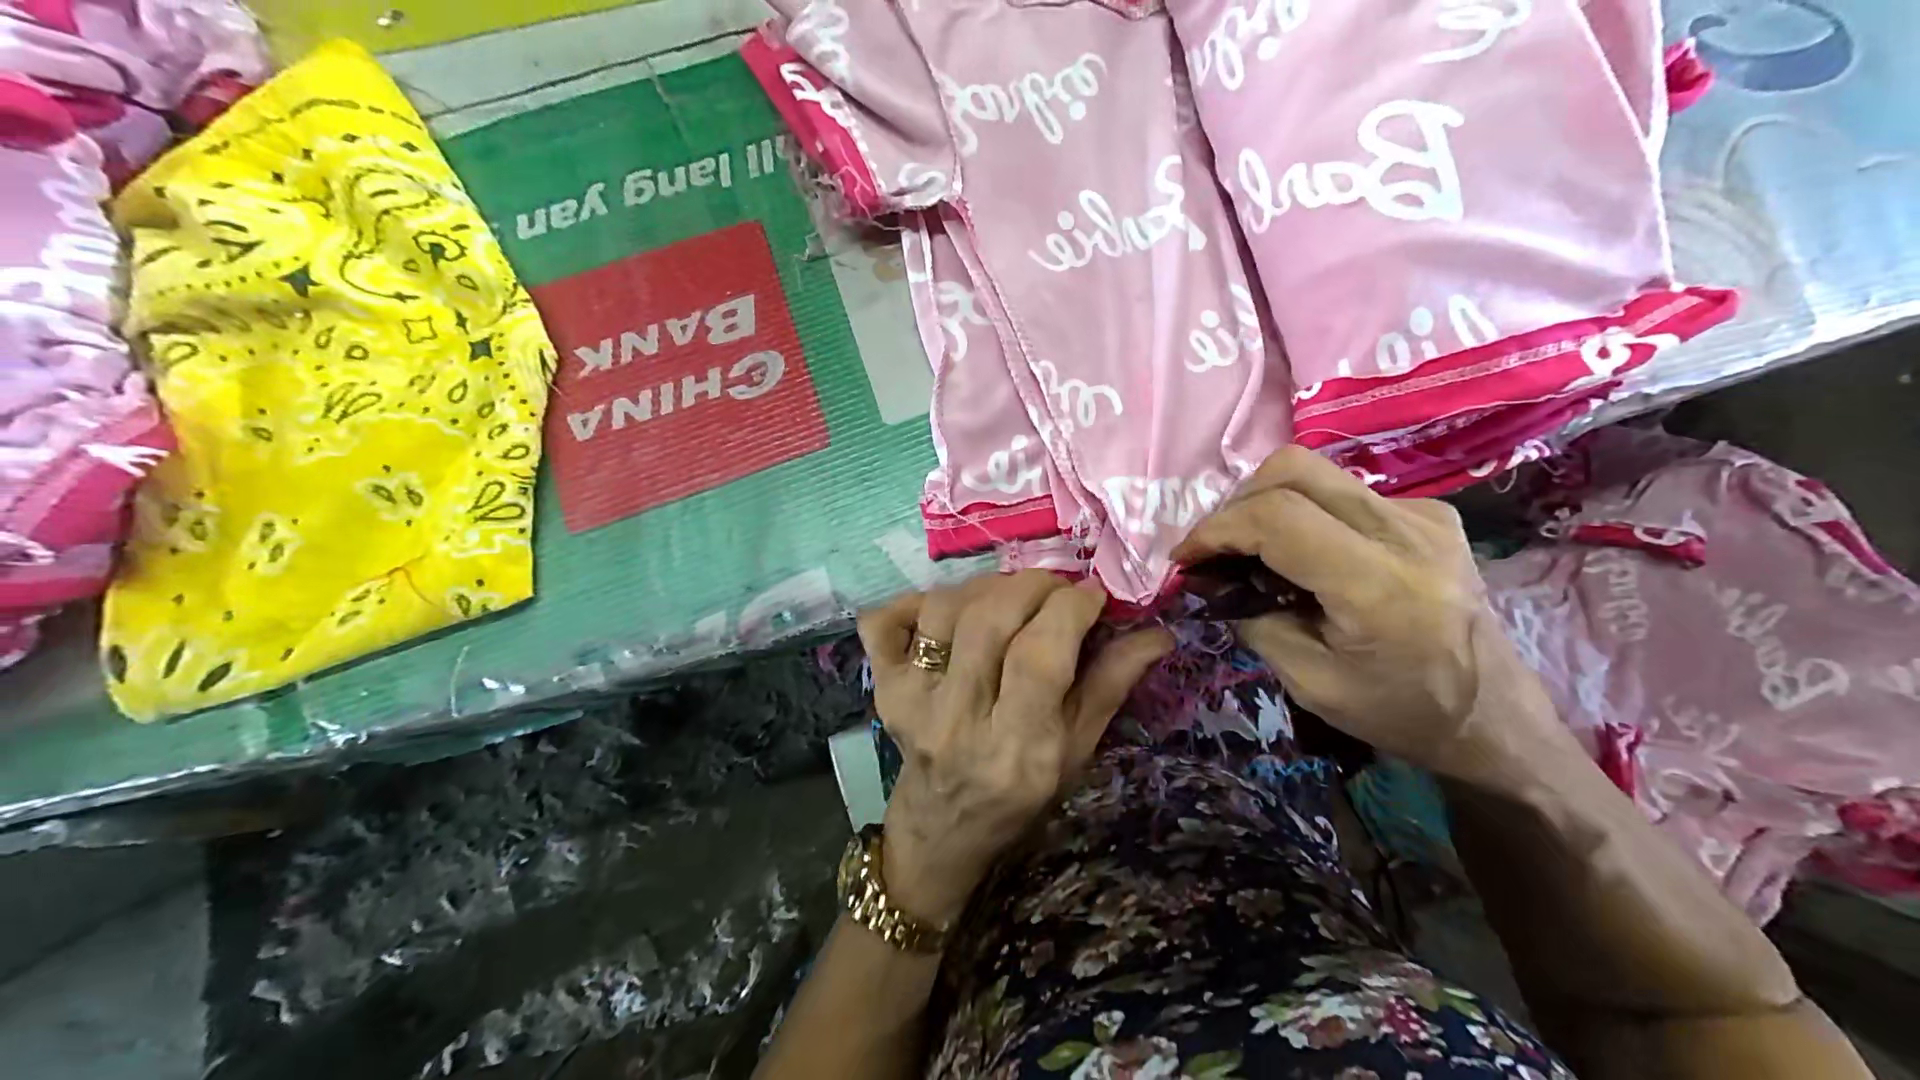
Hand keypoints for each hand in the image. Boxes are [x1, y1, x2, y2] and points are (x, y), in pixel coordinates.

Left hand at [857, 571, 1173, 926]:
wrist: (943, 829)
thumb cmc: (1021, 797)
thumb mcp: (1076, 753)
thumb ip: (1111, 686)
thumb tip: (1156, 631)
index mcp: (1016, 747)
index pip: (1040, 656)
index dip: (1071, 608)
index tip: (1093, 593)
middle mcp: (956, 720)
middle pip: (988, 621)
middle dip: (1032, 585)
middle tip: (1056, 586)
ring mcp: (909, 701)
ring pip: (942, 610)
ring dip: (985, 585)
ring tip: (1012, 593)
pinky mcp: (882, 688)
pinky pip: (882, 623)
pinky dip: (909, 601)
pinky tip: (944, 608)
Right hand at [1172, 447, 1570, 782]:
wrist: (1494, 718)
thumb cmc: (1400, 712)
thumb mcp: (1309, 683)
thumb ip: (1252, 620)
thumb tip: (1210, 580)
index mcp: (1378, 585)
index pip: (1277, 517)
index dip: (1217, 528)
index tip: (1187, 559)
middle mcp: (1406, 532)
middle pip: (1293, 470)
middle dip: (1236, 502)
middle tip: (1216, 548)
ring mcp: (1424, 515)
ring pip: (1316, 472)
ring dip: (1265, 502)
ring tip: (1250, 549)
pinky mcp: (1430, 514)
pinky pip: (1344, 490)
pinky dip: (1304, 511)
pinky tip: (1305, 554)